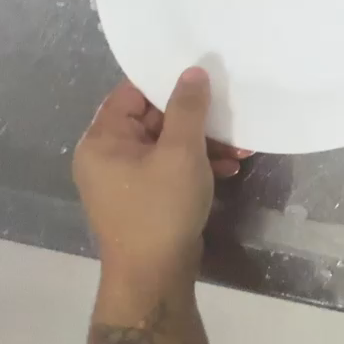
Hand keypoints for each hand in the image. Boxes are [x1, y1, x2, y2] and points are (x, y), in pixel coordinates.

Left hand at [73, 68, 252, 296]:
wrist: (155, 272)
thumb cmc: (161, 207)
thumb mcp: (182, 152)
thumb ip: (188, 108)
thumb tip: (192, 71)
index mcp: (103, 141)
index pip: (132, 93)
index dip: (167, 81)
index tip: (205, 74)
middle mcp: (107, 155)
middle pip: (155, 117)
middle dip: (198, 118)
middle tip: (233, 115)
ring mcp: (125, 176)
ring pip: (169, 142)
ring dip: (206, 142)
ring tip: (240, 149)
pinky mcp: (144, 192)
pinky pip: (172, 163)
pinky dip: (200, 161)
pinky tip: (228, 168)